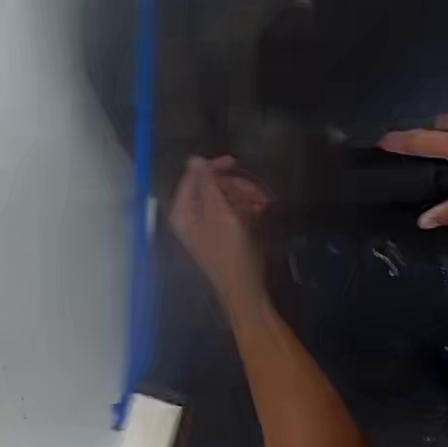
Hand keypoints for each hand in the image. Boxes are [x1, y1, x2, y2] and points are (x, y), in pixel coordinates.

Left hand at [168, 155, 270, 303]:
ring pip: (225, 197)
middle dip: (236, 187)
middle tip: (258, 193)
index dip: (213, 167)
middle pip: (211, 186)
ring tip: (264, 204)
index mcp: (184, 212)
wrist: (246, 286)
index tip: (236, 162)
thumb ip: (207, 186)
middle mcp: (192, 216)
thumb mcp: (221, 215)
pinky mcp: (223, 232)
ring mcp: (208, 224)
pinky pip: (232, 210)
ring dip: (246, 197)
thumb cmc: (232, 252)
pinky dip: (247, 208)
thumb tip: (195, 159)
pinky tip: (261, 212)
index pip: (192, 177)